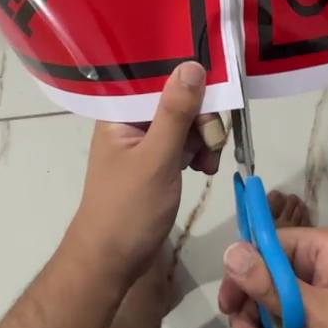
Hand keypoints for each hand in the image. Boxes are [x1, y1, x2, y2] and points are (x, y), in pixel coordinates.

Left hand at [65, 61, 215, 288]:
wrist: (111, 263)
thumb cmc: (128, 209)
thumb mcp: (157, 157)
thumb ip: (176, 111)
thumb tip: (193, 65)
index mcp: (119, 112)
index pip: (158, 78)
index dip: (188, 82)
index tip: (216, 93)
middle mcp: (130, 121)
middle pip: (176, 99)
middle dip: (201, 117)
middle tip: (213, 142)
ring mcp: (143, 142)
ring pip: (184, 122)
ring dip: (204, 138)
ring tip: (208, 164)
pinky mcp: (155, 161)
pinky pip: (183, 143)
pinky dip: (198, 152)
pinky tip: (205, 169)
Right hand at [217, 226, 327, 327]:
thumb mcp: (315, 314)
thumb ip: (269, 285)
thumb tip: (230, 250)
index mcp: (323, 249)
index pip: (268, 247)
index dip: (243, 274)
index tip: (227, 306)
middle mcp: (322, 268)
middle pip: (268, 285)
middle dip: (253, 323)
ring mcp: (325, 300)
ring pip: (277, 315)